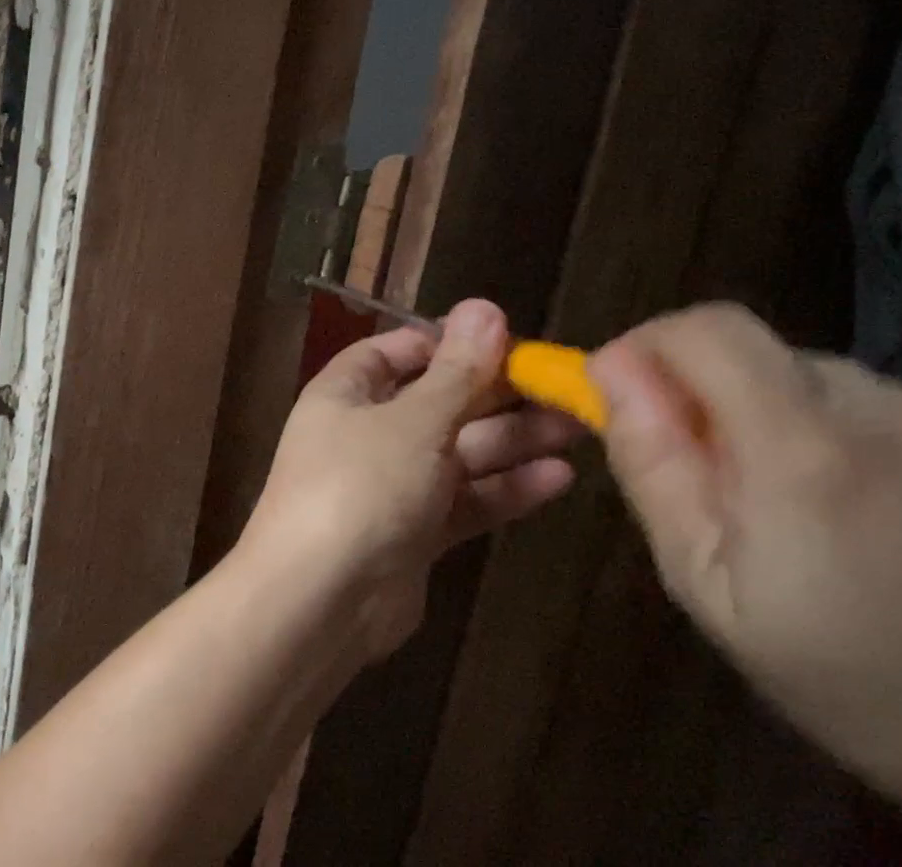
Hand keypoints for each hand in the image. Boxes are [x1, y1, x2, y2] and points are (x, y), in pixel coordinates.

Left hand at [245, 300, 581, 655]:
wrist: (320, 595)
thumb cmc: (359, 487)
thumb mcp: (413, 421)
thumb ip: (456, 371)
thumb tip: (484, 307)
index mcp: (343, 395)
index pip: (391, 354)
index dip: (443, 344)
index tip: (506, 340)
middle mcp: (362, 435)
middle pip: (435, 403)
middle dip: (497, 394)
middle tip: (569, 388)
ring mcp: (387, 487)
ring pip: (457, 453)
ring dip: (512, 440)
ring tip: (581, 428)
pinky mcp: (412, 534)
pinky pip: (463, 501)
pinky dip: (504, 490)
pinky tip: (559, 479)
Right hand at [591, 304, 901, 840]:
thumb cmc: (831, 669)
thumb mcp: (703, 579)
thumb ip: (654, 467)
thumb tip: (607, 371)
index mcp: (807, 451)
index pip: (707, 330)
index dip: (644, 348)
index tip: (617, 401)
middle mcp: (892, 415)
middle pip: (758, 354)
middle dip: (704, 397)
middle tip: (698, 481)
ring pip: (812, 378)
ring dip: (769, 418)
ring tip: (780, 508)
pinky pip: (868, 407)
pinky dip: (828, 437)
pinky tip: (846, 511)